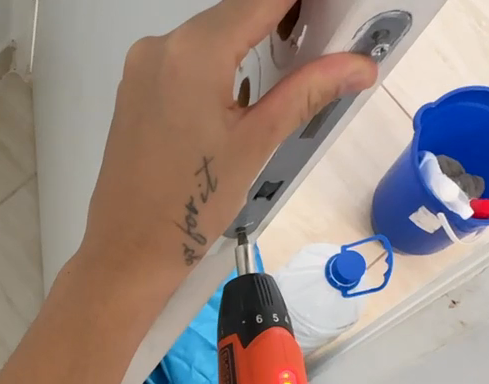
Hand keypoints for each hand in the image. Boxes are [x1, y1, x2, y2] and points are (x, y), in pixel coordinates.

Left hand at [77, 0, 378, 282]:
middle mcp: (161, 46)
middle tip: (318, 45)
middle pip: (237, 11)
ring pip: (210, 35)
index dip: (303, 3)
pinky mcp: (133, 90)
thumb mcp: (255, 146)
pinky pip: (183, 59)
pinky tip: (236, 97)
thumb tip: (361, 66)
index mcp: (195, 51)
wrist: (127, 253)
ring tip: (282, 74)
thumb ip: (307, 92)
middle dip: (281, 20)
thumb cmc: (187, 209)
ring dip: (248, 43)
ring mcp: (141, 67)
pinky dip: (216, 64)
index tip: (330, 16)